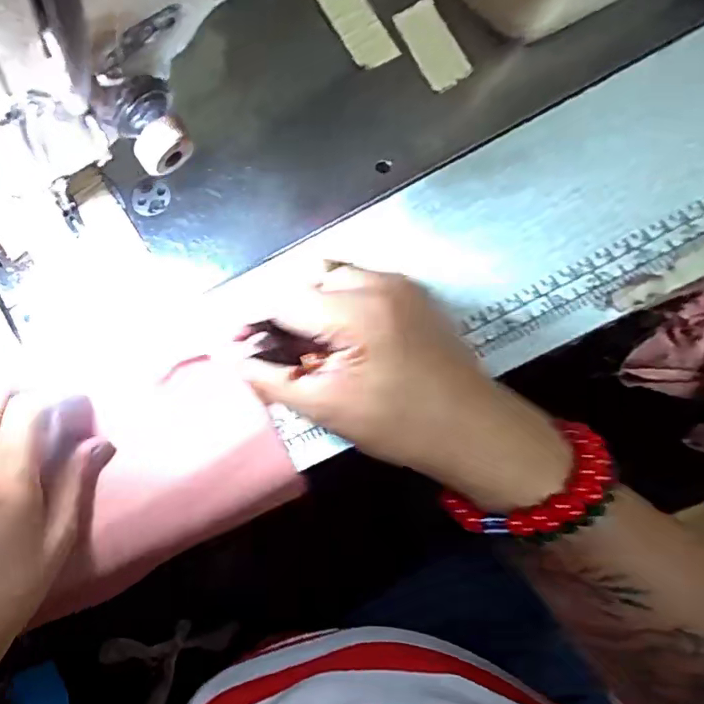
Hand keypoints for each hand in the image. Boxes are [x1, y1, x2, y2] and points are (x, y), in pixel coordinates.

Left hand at [0, 389, 113, 680]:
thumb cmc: (21, 578)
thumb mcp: (60, 534)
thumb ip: (75, 479)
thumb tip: (101, 441)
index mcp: (10, 474)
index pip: (28, 406)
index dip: (56, 396)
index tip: (76, 406)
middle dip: (22, 388)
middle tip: (46, 405)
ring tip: (7, 405)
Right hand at [233, 266, 569, 508]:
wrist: (471, 428)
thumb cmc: (396, 424)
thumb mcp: (325, 406)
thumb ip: (271, 377)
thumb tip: (232, 357)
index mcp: (354, 310)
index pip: (283, 300)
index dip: (255, 323)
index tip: (240, 346)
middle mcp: (377, 283)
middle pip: (307, 279)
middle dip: (285, 311)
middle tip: (280, 351)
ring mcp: (401, 284)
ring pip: (335, 276)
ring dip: (313, 302)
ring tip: (311, 345)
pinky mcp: (414, 294)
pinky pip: (363, 283)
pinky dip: (341, 302)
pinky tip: (342, 338)